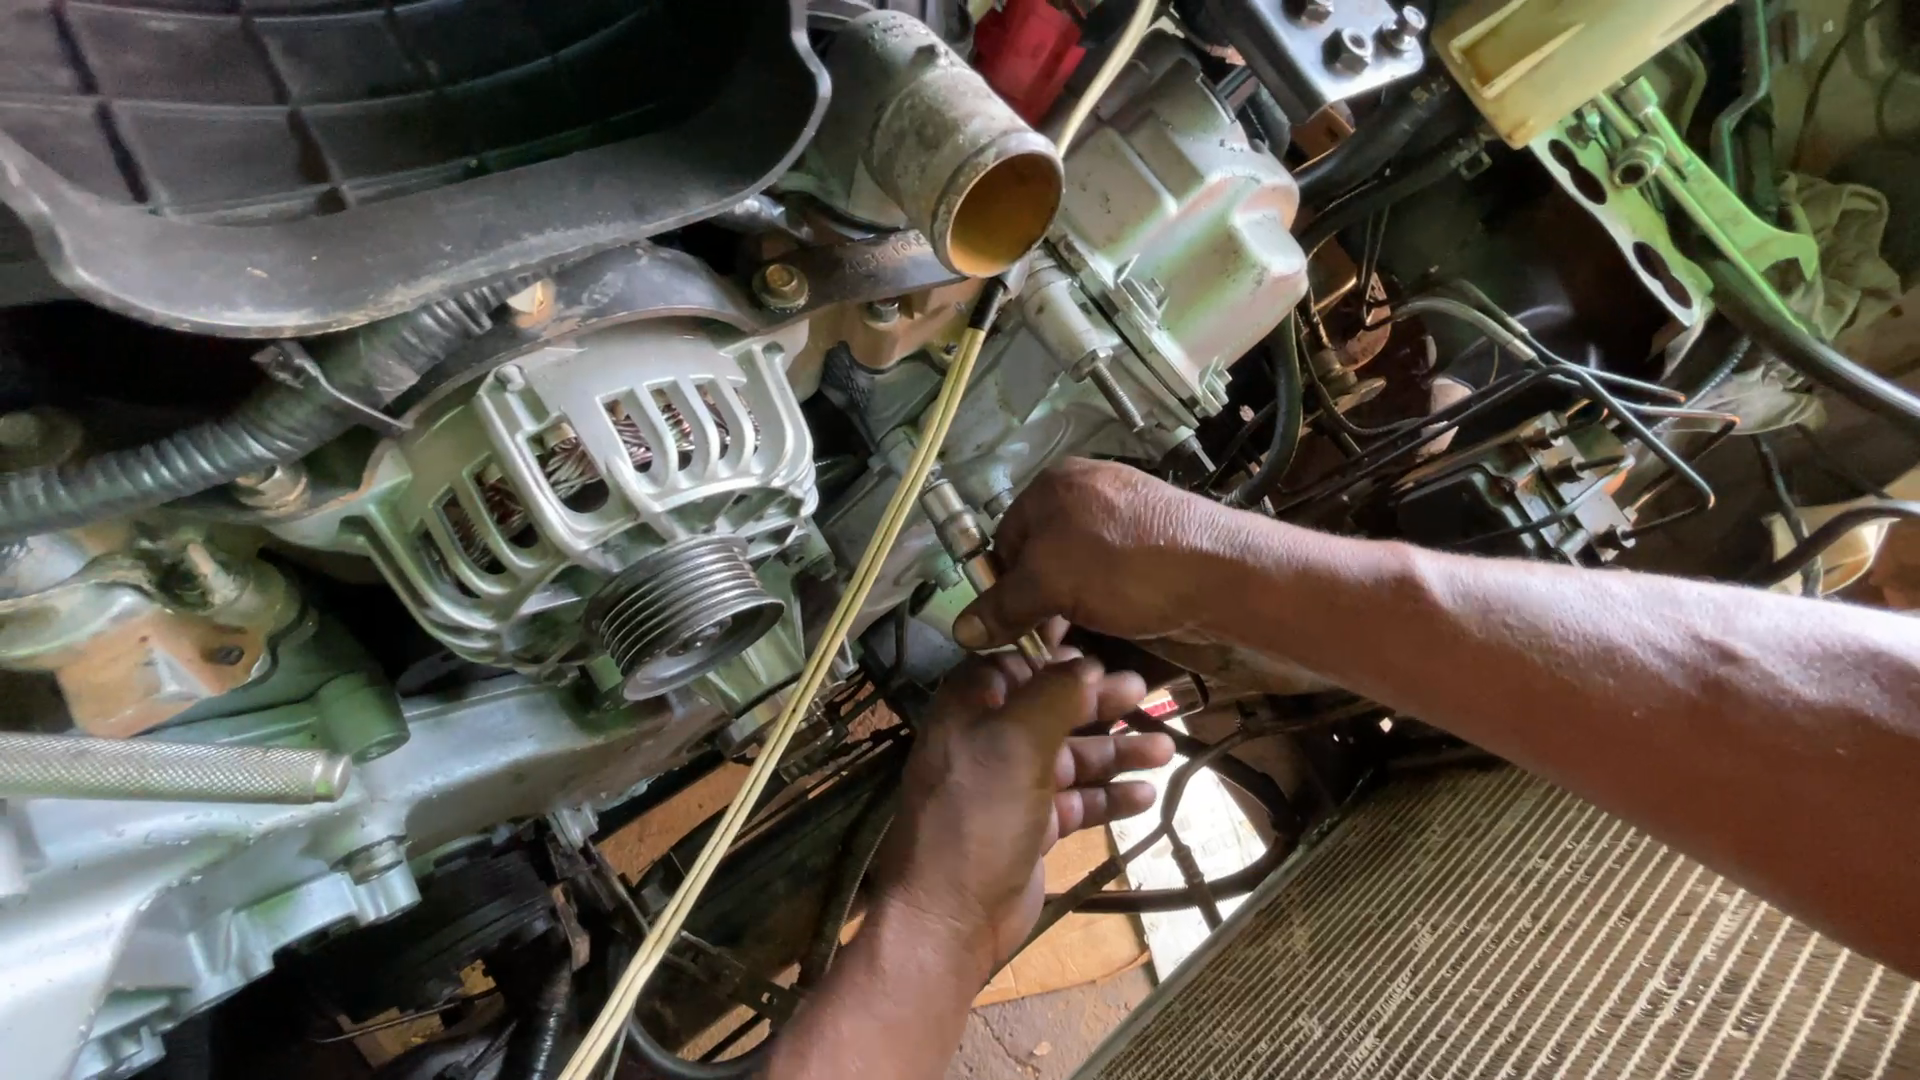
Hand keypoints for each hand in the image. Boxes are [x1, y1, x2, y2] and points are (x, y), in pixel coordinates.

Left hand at [873, 625, 1171, 973]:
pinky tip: (1144, 796)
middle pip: (1052, 705)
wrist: (953, 915)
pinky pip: (1078, 799)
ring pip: (1072, 754)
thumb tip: (1086, 663)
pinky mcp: (1034, 822)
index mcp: (972, 705)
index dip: (1056, 650)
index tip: (1100, 639)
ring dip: (1115, 751)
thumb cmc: (978, 812)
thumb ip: (1053, 694)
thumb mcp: (1015, 741)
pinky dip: (1108, 795)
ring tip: (1164, 750)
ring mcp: (1013, 782)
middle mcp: (991, 736)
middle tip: (1143, 690)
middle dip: (1098, 699)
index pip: (1016, 659)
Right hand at [954, 458, 1250, 648]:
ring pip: (1078, 569)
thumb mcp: (1050, 584)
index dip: (1005, 587)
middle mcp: (1087, 490)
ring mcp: (1126, 513)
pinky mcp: (1156, 539)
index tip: (1017, 627)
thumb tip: (960, 630)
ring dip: (1074, 607)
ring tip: (1085, 638)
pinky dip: (1107, 600)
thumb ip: (1003, 606)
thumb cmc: (1122, 567)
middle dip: (1042, 601)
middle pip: (1042, 556)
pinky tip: (1119, 622)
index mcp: (1054, 483)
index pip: (1005, 540)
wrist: (1222, 574)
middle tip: (1052, 641)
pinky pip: (1113, 573)